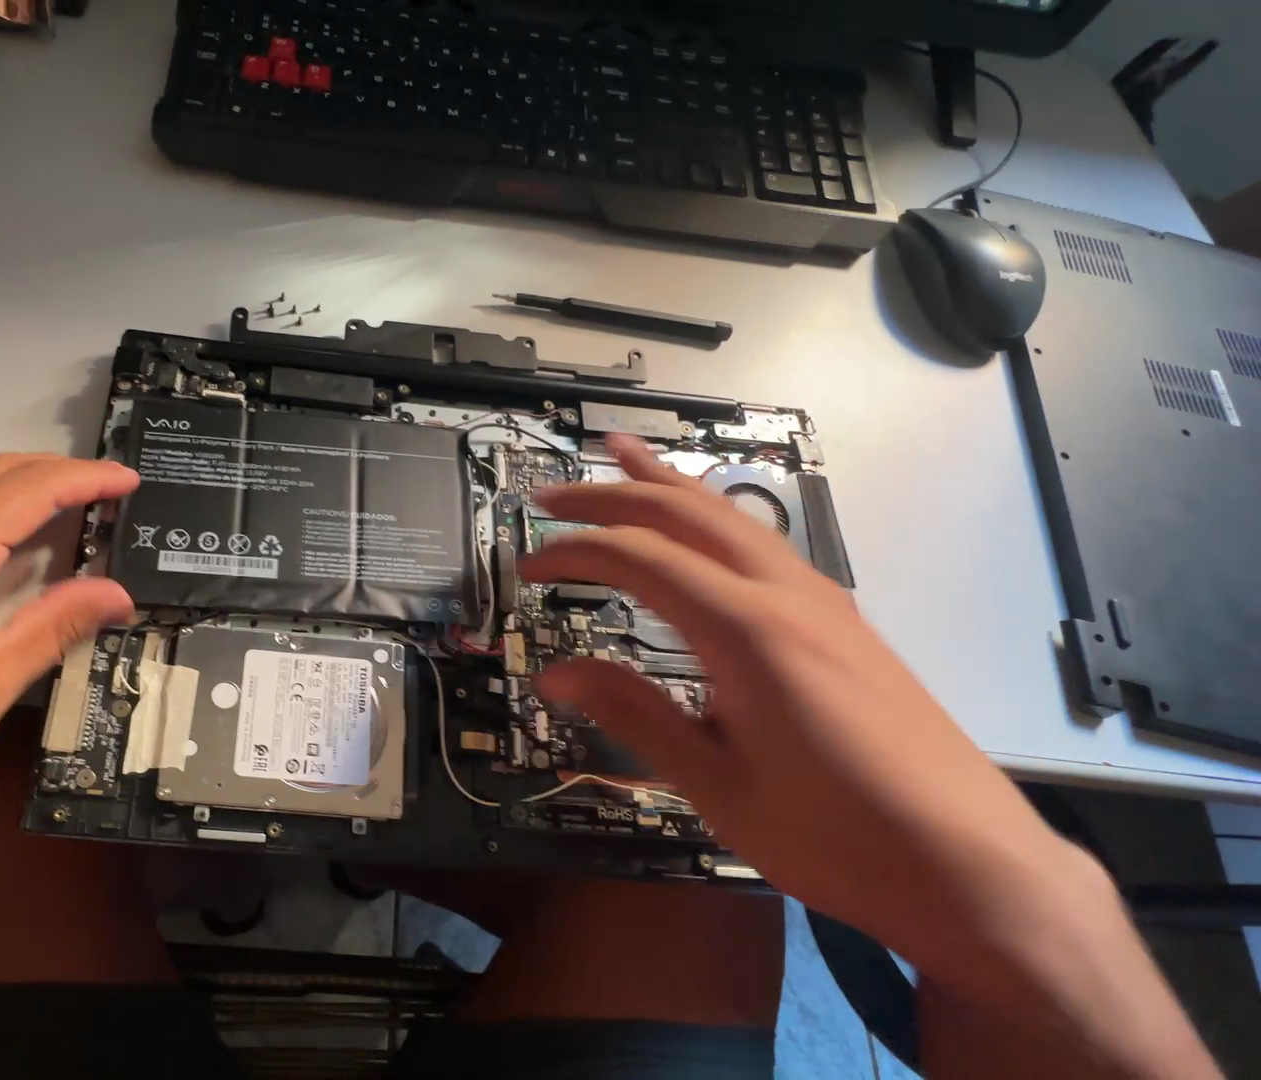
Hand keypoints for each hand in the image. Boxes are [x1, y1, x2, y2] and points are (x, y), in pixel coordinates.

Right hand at [523, 437, 1095, 994]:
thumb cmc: (834, 835)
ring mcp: (822, 600)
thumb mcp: (715, 782)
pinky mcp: (840, 619)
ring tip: (622, 454)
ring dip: (666, 483)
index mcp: (747, 631)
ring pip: (730, 514)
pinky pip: (760, 540)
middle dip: (610, 495)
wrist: (971, 868)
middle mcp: (786, 594)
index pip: (640, 558)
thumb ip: (633, 713)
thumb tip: (554, 674)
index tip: (527, 567)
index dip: (574, 554)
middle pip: (685, 513)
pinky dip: (711, 513)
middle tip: (550, 496)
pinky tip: (700, 518)